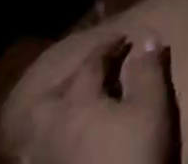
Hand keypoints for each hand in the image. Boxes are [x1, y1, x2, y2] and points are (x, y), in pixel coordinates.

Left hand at [1, 34, 178, 163]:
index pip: (89, 66)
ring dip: (55, 107)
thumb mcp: (151, 105)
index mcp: (77, 103)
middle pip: (51, 95)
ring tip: (73, 102)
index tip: (123, 37)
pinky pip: (36, 150)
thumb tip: (147, 37)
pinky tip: (59, 139)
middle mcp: (51, 126)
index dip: (106, 48)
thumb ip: (148, 70)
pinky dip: (47, 136)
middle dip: (71, 78)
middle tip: (95, 69)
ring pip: (38, 125)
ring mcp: (42, 157)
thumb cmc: (134, 150)